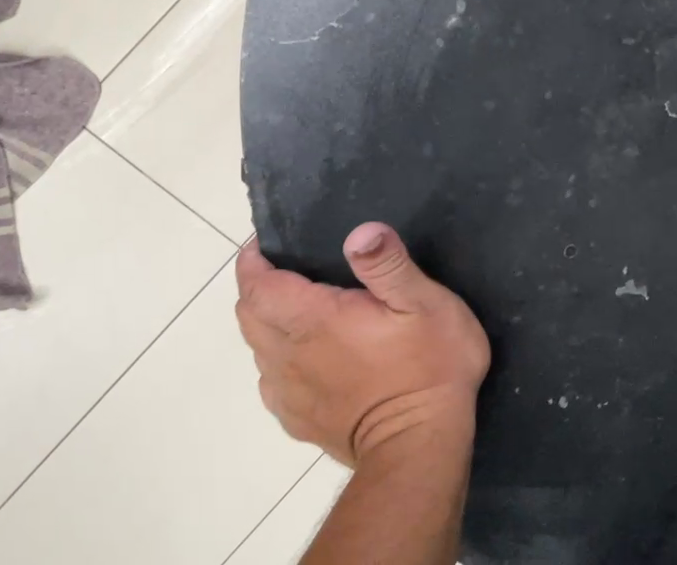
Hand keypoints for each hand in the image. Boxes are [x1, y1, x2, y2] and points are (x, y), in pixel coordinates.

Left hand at [236, 223, 490, 467]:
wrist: (420, 445)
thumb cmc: (428, 365)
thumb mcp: (423, 303)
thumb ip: (388, 265)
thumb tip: (360, 231)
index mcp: (312, 320)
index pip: (257, 286)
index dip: (253, 261)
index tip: (265, 242)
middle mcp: (287, 355)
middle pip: (249, 315)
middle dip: (259, 288)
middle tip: (292, 269)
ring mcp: (289, 393)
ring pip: (259, 349)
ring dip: (270, 324)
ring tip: (306, 311)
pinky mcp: (300, 420)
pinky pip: (274, 381)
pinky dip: (282, 360)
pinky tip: (314, 359)